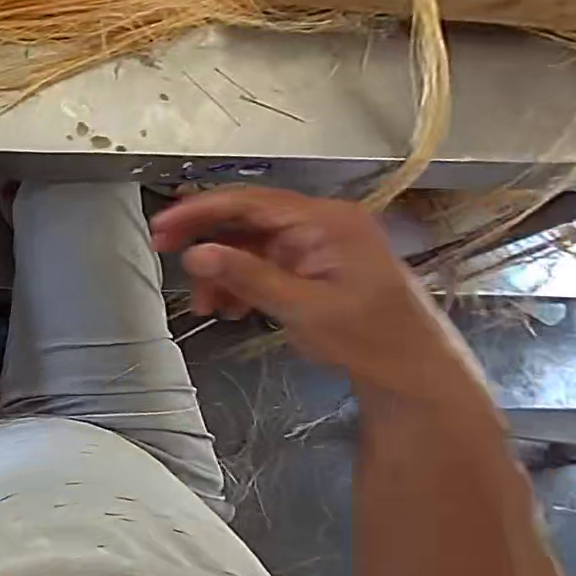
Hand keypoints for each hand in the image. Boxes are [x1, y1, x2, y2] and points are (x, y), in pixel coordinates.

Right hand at [150, 187, 488, 407]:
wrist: (411, 372)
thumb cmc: (372, 337)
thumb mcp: (304, 308)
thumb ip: (247, 277)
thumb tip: (196, 254)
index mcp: (325, 221)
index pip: (251, 202)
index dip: (202, 210)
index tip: (165, 224)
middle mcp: (317, 225)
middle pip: (246, 220)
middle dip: (205, 238)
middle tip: (164, 248)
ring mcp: (313, 247)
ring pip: (249, 247)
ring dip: (221, 271)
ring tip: (204, 303)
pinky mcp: (309, 268)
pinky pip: (262, 267)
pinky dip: (240, 285)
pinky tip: (228, 307)